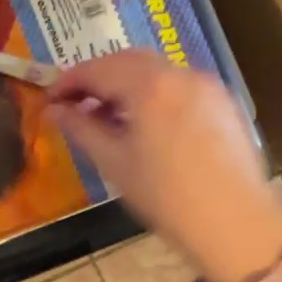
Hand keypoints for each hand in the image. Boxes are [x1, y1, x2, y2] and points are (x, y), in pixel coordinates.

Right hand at [47, 50, 281, 281]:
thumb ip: (80, 128)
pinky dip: (152, 92)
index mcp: (149, 86)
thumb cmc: (164, 196)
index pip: (98, 69)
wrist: (232, 221)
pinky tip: (141, 123)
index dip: (68, 81)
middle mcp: (180, 74)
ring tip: (105, 115)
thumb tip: (52, 110)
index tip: (49, 98)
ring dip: (124, 83)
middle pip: (128, 61)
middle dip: (97, 76)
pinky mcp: (222, 101)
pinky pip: (178, 85)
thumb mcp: (113, 162)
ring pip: (155, 71)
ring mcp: (206, 85)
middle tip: (73, 102)